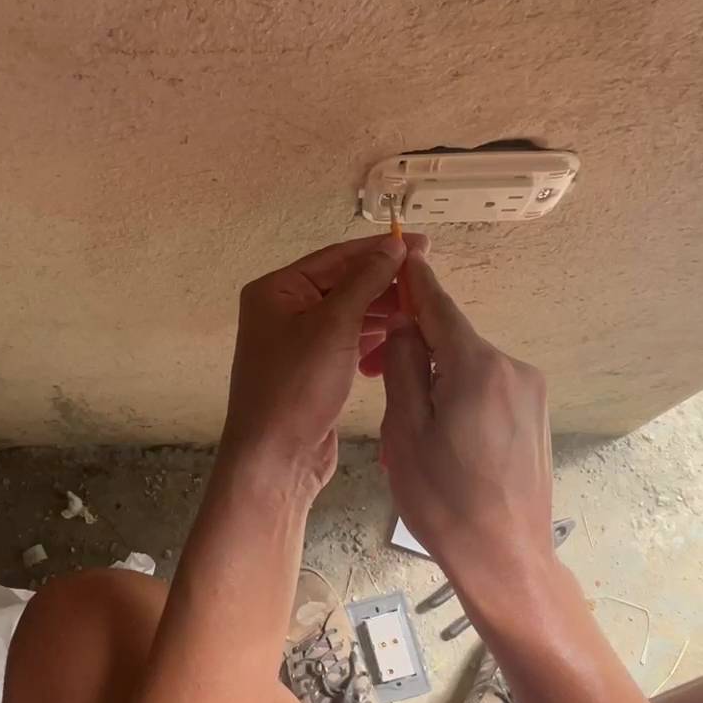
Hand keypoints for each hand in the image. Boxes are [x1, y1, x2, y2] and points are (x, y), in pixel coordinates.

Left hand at [220, 233, 418, 488]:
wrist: (275, 457)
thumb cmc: (296, 387)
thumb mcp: (333, 326)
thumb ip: (366, 281)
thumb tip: (392, 246)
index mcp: (276, 290)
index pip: (337, 257)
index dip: (380, 250)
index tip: (422, 245)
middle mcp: (282, 311)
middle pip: (343, 284)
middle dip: (383, 283)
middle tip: (426, 282)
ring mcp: (297, 342)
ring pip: (348, 315)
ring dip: (380, 313)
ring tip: (416, 312)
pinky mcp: (312, 370)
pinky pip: (346, 343)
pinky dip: (370, 340)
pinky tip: (394, 341)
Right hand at [379, 251, 557, 596]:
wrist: (505, 558)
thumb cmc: (444, 499)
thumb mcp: (405, 430)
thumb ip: (405, 365)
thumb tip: (409, 326)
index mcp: (477, 367)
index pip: (440, 307)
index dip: (416, 282)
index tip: (402, 253)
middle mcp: (513, 369)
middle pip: (453, 341)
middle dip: (415, 349)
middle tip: (374, 376)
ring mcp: (531, 394)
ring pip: (468, 369)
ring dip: (433, 383)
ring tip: (404, 430)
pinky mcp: (536, 417)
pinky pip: (487, 392)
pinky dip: (457, 400)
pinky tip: (439, 439)